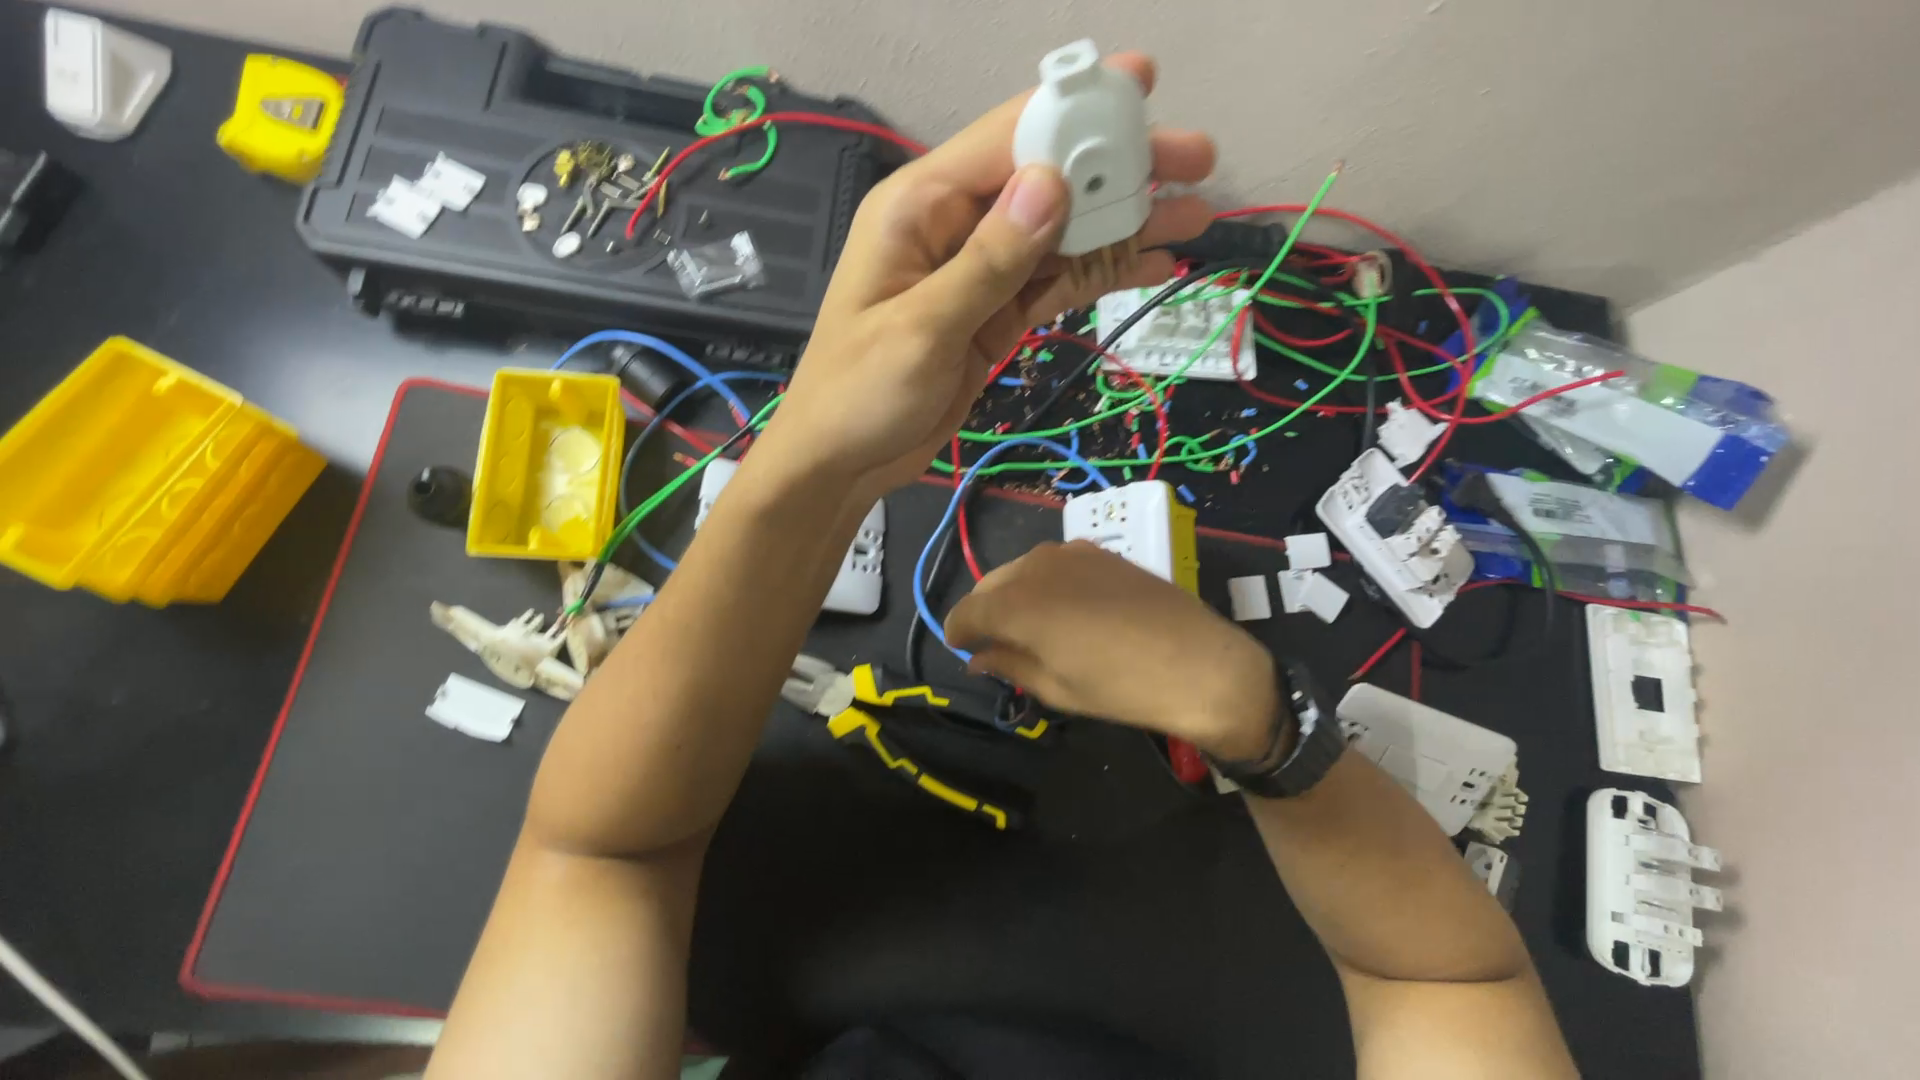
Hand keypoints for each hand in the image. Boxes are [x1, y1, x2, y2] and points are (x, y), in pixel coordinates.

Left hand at [756, 53, 1215, 493]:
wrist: (841, 460)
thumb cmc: (860, 393)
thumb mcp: (922, 328)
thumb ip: (988, 260)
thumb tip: (1052, 184)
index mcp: (922, 207)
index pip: (1007, 139)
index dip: (1076, 111)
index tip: (1144, 90)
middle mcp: (955, 227)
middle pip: (1047, 181)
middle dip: (1119, 170)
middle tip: (1199, 161)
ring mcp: (979, 271)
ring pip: (1061, 234)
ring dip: (1125, 224)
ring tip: (1196, 217)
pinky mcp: (995, 314)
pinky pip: (1054, 282)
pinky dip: (1101, 273)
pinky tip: (1152, 265)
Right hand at [944, 541, 1278, 760]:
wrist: (1200, 664)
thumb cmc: (1121, 688)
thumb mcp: (1056, 687)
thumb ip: (1008, 664)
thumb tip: (977, 657)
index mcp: (1016, 604)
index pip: (965, 612)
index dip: (958, 634)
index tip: (965, 652)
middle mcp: (1036, 566)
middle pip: (990, 585)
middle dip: (985, 614)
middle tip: (998, 647)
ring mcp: (1071, 552)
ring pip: (1022, 570)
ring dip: (1015, 596)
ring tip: (1034, 630)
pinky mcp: (1101, 551)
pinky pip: (1054, 563)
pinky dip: (1046, 583)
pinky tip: (1067, 610)